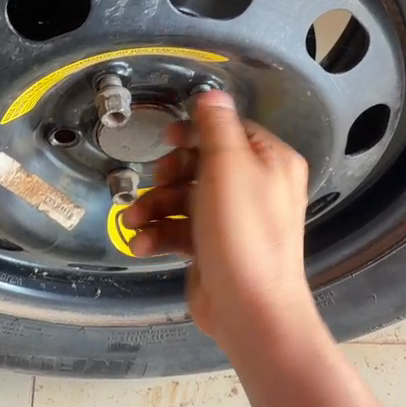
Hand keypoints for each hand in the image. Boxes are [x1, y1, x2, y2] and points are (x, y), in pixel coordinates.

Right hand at [121, 90, 317, 349]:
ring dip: (154, 206)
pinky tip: (143, 242)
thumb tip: (212, 94)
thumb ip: (216, 127)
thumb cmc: (244, 237)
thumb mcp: (227, 167)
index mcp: (270, 162)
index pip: (228, 130)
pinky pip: (180, 228)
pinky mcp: (213, 246)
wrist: (250, 312)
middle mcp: (255, 187)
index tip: (169, 138)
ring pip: (183, 197)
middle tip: (155, 182)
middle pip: (199, 162)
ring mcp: (233, 219)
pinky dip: (159, 233)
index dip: (195, 133)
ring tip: (135, 220)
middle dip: (167, 175)